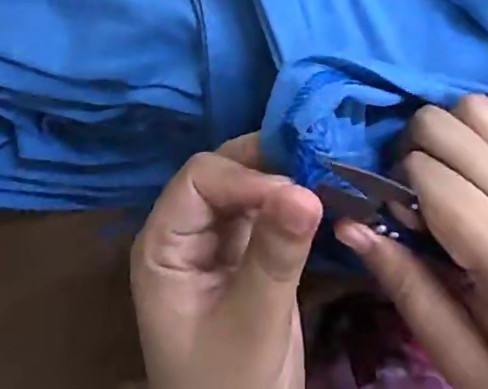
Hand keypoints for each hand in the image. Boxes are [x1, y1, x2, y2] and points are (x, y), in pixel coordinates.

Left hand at [131, 134, 322, 388]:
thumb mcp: (254, 325)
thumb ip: (275, 256)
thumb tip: (305, 191)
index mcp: (163, 245)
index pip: (198, 180)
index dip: (244, 176)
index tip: (294, 190)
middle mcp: (184, 231)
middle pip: (221, 172)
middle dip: (266, 164)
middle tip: (316, 162)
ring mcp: (214, 239)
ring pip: (246, 184)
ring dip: (283, 175)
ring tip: (324, 170)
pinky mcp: (243, 250)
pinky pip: (266, 209)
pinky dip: (292, 198)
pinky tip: (321, 191)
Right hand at [336, 96, 487, 388]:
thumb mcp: (463, 359)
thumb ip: (405, 284)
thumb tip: (346, 223)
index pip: (424, 172)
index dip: (398, 188)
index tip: (404, 221)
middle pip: (446, 125)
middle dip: (417, 150)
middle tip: (422, 195)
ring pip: (483, 108)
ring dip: (456, 133)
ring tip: (458, 176)